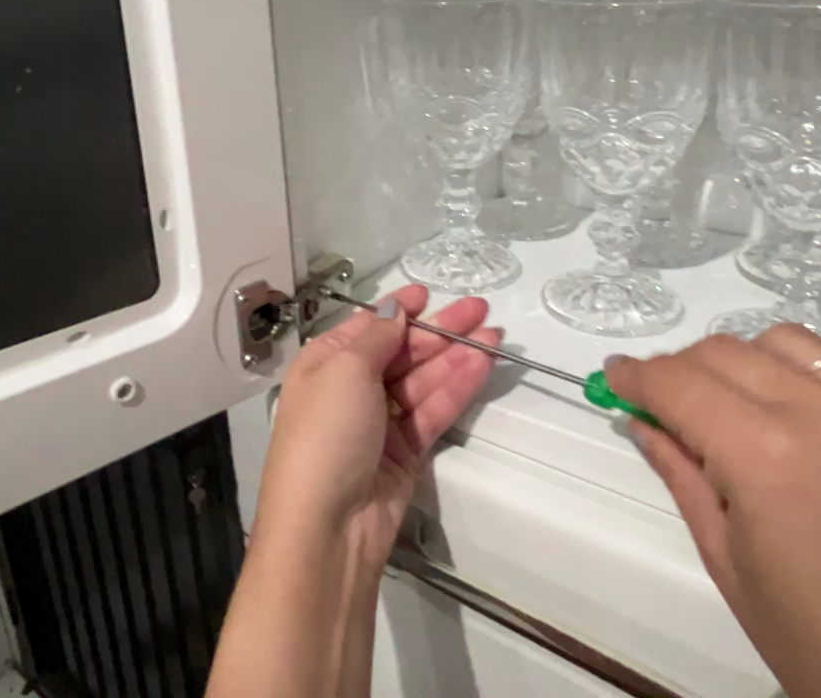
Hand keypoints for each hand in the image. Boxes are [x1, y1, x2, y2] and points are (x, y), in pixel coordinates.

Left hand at [251, 284, 499, 563]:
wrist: (327, 527)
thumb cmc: (325, 435)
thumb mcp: (344, 371)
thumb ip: (377, 337)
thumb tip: (394, 309)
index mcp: (326, 363)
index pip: (368, 327)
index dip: (399, 309)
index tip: (429, 294)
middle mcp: (351, 388)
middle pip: (402, 350)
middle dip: (439, 330)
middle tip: (481, 311)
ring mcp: (380, 421)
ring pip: (423, 379)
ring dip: (457, 356)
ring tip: (495, 336)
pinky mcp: (406, 451)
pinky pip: (434, 410)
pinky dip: (457, 387)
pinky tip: (481, 365)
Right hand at [606, 325, 820, 697]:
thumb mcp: (731, 565)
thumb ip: (683, 476)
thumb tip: (645, 422)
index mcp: (768, 459)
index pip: (678, 384)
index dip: (635, 376)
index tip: (613, 377)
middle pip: (724, 352)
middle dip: (679, 370)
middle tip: (661, 405)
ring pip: (782, 342)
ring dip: (738, 361)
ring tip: (728, 406)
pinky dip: (797, 374)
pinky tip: (792, 418)